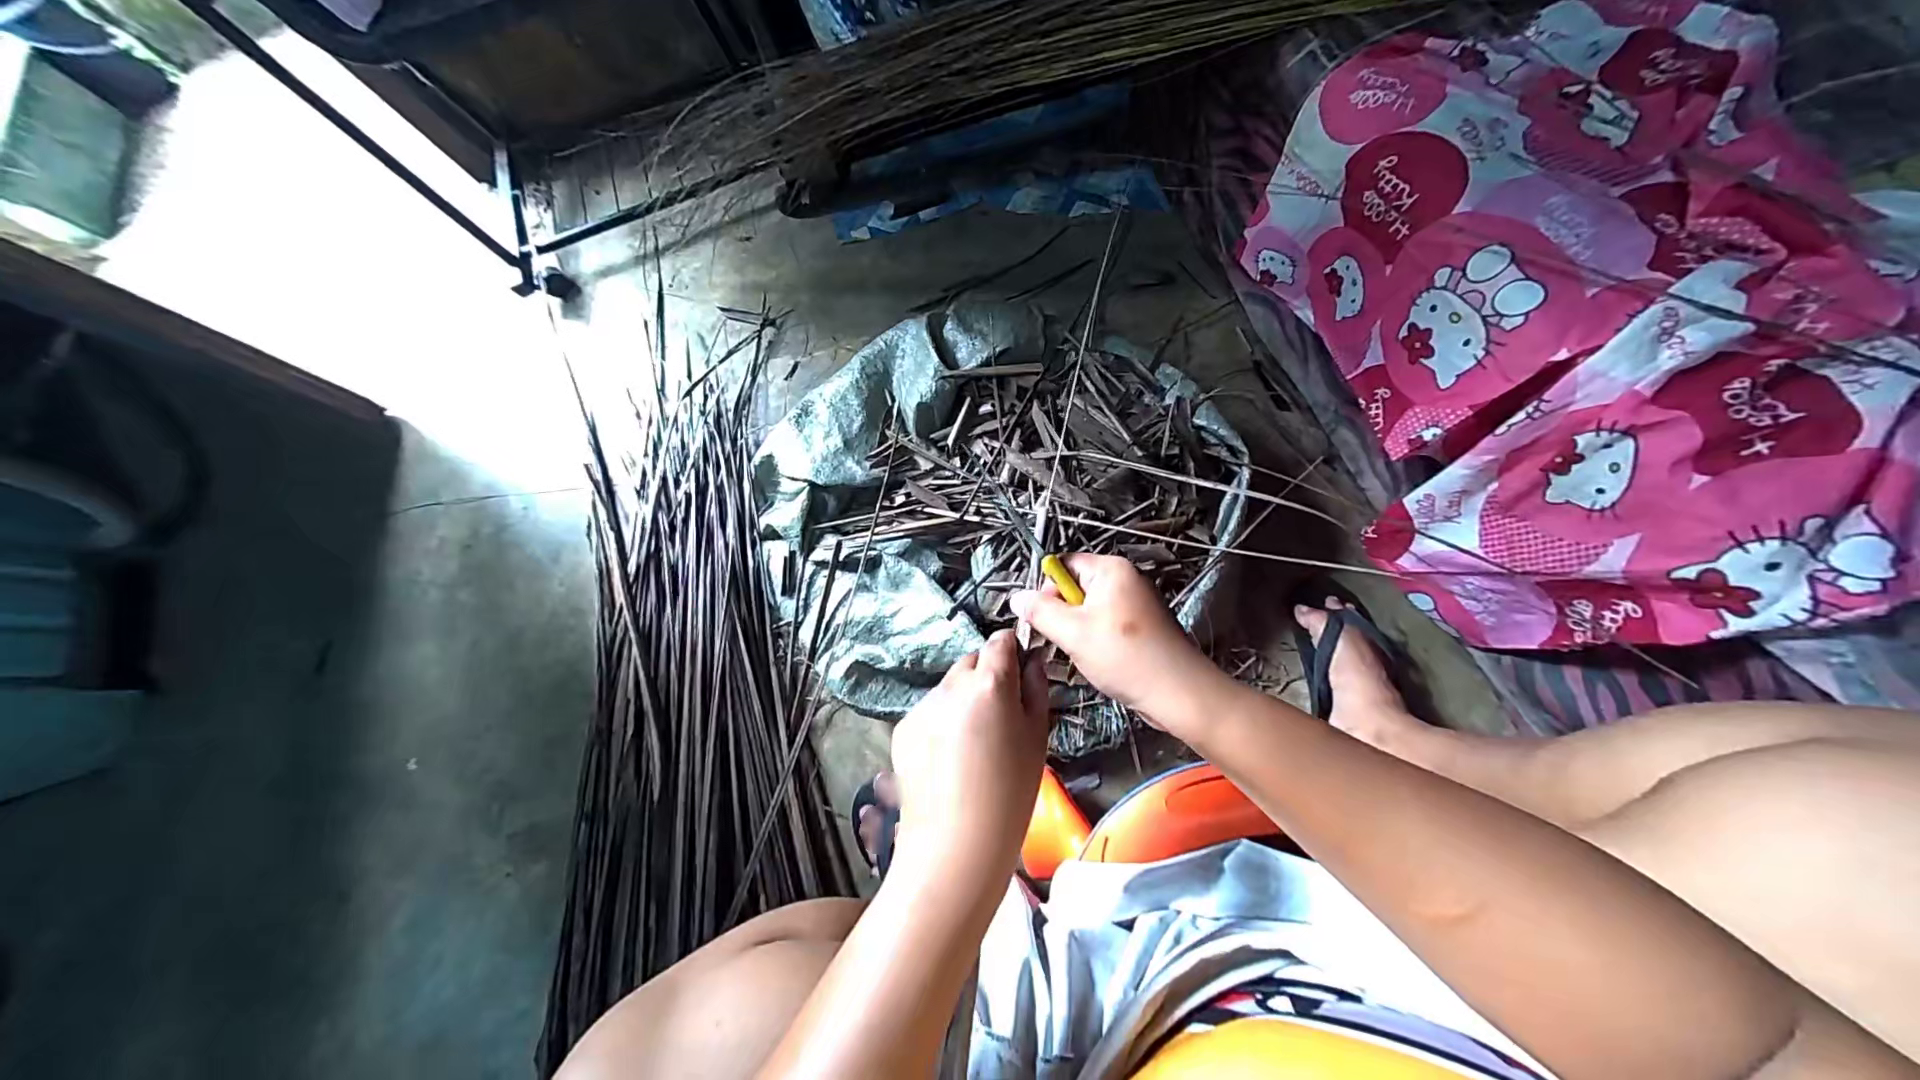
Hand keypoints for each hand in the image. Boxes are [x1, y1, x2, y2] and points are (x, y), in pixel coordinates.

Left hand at [889, 630, 1048, 877]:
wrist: (955, 845)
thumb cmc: (1010, 794)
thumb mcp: (1037, 739)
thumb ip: (1036, 689)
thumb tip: (1032, 660)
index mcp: (989, 684)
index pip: (1000, 642)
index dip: (1012, 651)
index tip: (1019, 671)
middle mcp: (951, 686)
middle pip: (972, 663)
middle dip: (986, 678)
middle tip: (998, 718)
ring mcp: (922, 706)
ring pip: (949, 689)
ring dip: (962, 701)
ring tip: (972, 747)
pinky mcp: (903, 727)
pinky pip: (929, 712)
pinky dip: (940, 724)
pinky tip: (948, 760)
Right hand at [1009, 554, 1233, 738]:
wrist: (1179, 693)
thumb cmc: (1126, 657)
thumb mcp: (1073, 633)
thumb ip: (1040, 612)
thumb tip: (1016, 598)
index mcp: (1111, 569)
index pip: (1062, 565)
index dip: (1046, 590)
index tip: (1042, 618)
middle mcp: (1125, 579)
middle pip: (1074, 589)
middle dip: (1062, 616)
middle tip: (1065, 641)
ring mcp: (1135, 603)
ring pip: (1087, 612)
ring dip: (1077, 633)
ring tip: (1085, 654)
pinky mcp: (1140, 627)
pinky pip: (1104, 626)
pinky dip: (1096, 642)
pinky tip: (1101, 662)